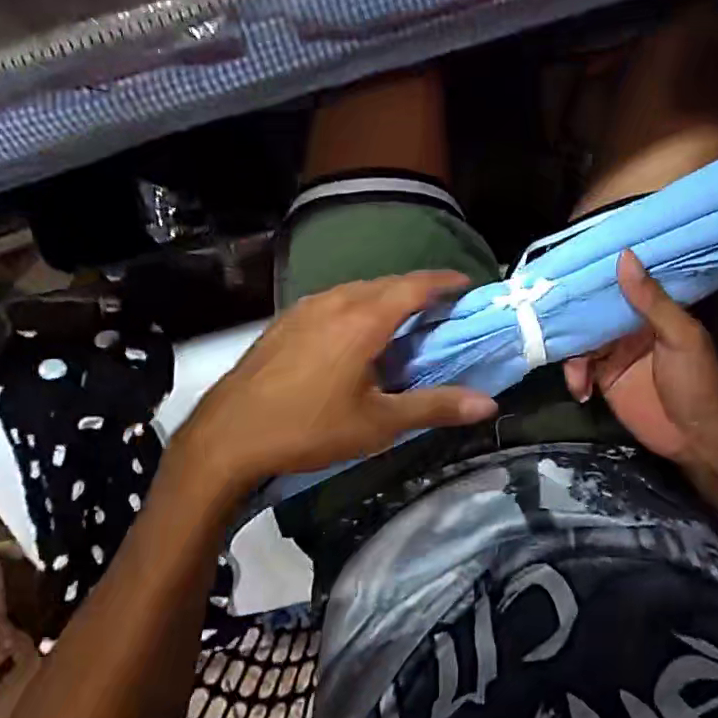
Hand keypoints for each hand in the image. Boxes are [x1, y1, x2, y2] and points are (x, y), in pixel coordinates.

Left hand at [176, 271, 499, 489]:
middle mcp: (335, 301)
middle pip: (387, 284)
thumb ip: (434, 407)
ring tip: (401, 325)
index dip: (446, 282)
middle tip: (441, 314)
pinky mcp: (284, 320)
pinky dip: (355, 309)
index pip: (416, 285)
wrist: (229, 434)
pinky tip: (353, 338)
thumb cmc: (310, 428)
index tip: (469, 287)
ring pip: (356, 291)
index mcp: (363, 318)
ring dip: (384, 300)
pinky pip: (332, 302)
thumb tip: (488, 403)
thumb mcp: (378, 423)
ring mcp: (304, 307)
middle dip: (418, 292)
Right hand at [563, 252, 717, 465]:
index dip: (596, 275)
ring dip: (571, 352)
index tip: (568, 267)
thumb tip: (624, 256)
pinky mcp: (603, 377)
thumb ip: (651, 300)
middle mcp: (629, 326)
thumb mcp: (679, 337)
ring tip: (577, 371)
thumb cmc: (695, 383)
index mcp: (651, 311)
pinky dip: (574, 376)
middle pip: (592, 311)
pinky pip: (578, 367)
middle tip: (549, 316)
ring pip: (580, 338)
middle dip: (572, 316)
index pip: (619, 284)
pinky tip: (581, 390)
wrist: (695, 440)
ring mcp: (614, 352)